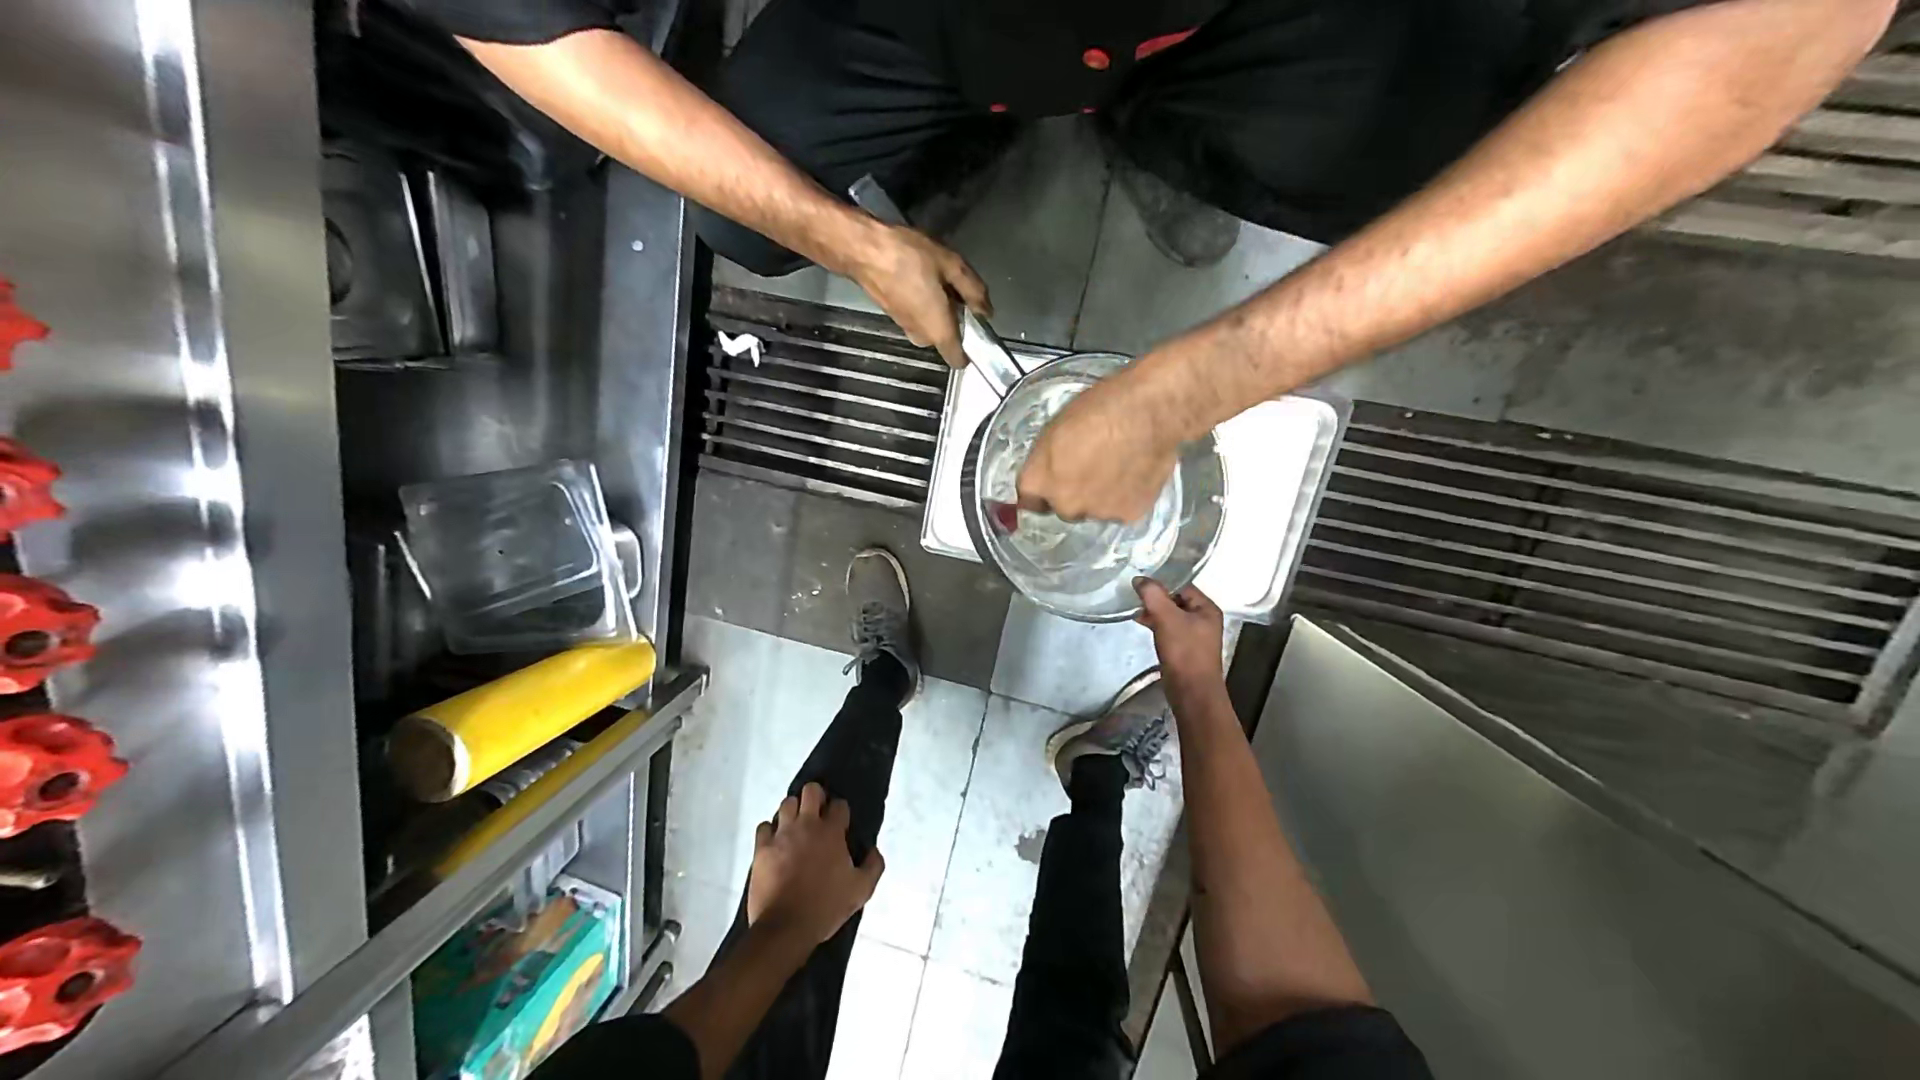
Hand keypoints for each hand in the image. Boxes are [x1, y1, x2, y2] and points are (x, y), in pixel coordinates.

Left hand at [746, 782, 884, 945]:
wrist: (785, 927)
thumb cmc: (825, 907)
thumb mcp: (861, 890)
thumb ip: (874, 865)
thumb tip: (873, 849)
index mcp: (831, 832)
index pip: (839, 805)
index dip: (840, 812)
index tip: (840, 825)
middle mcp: (806, 825)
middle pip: (811, 791)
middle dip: (816, 797)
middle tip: (817, 815)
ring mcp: (782, 834)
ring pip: (787, 803)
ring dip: (793, 811)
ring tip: (796, 827)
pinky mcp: (762, 847)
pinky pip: (764, 826)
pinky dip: (770, 831)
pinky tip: (775, 842)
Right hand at [842, 221, 990, 368]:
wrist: (863, 250)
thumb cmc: (908, 257)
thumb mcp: (951, 265)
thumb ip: (974, 291)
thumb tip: (986, 311)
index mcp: (938, 331)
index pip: (958, 360)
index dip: (971, 350)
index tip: (977, 330)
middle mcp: (921, 337)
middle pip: (947, 339)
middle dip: (955, 320)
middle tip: (956, 290)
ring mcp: (904, 328)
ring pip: (932, 327)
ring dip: (939, 310)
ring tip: (937, 279)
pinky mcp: (893, 316)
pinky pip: (918, 317)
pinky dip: (924, 305)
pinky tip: (921, 279)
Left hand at [1015, 367, 1179, 521]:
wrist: (1149, 411)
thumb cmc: (1101, 407)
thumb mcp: (1057, 427)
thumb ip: (1047, 458)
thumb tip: (1050, 470)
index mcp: (1039, 480)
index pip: (1028, 499)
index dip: (1041, 491)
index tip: (1050, 484)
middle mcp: (1064, 504)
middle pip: (1062, 507)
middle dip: (1072, 492)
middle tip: (1092, 468)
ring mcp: (1096, 513)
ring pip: (1093, 510)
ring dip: (1099, 497)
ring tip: (1118, 468)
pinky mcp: (1127, 515)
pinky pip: (1121, 511)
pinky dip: (1126, 498)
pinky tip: (1135, 474)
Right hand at [1135, 579, 1224, 697]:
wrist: (1191, 691)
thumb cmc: (1184, 651)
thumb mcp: (1167, 617)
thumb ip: (1153, 595)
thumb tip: (1139, 579)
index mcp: (1207, 608)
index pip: (1183, 586)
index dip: (1163, 584)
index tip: (1141, 585)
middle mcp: (1204, 620)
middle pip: (1177, 600)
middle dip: (1157, 599)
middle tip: (1136, 598)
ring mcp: (1195, 636)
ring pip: (1172, 616)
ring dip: (1155, 612)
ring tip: (1136, 611)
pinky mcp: (1185, 649)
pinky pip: (1169, 630)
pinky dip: (1157, 625)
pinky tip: (1143, 625)